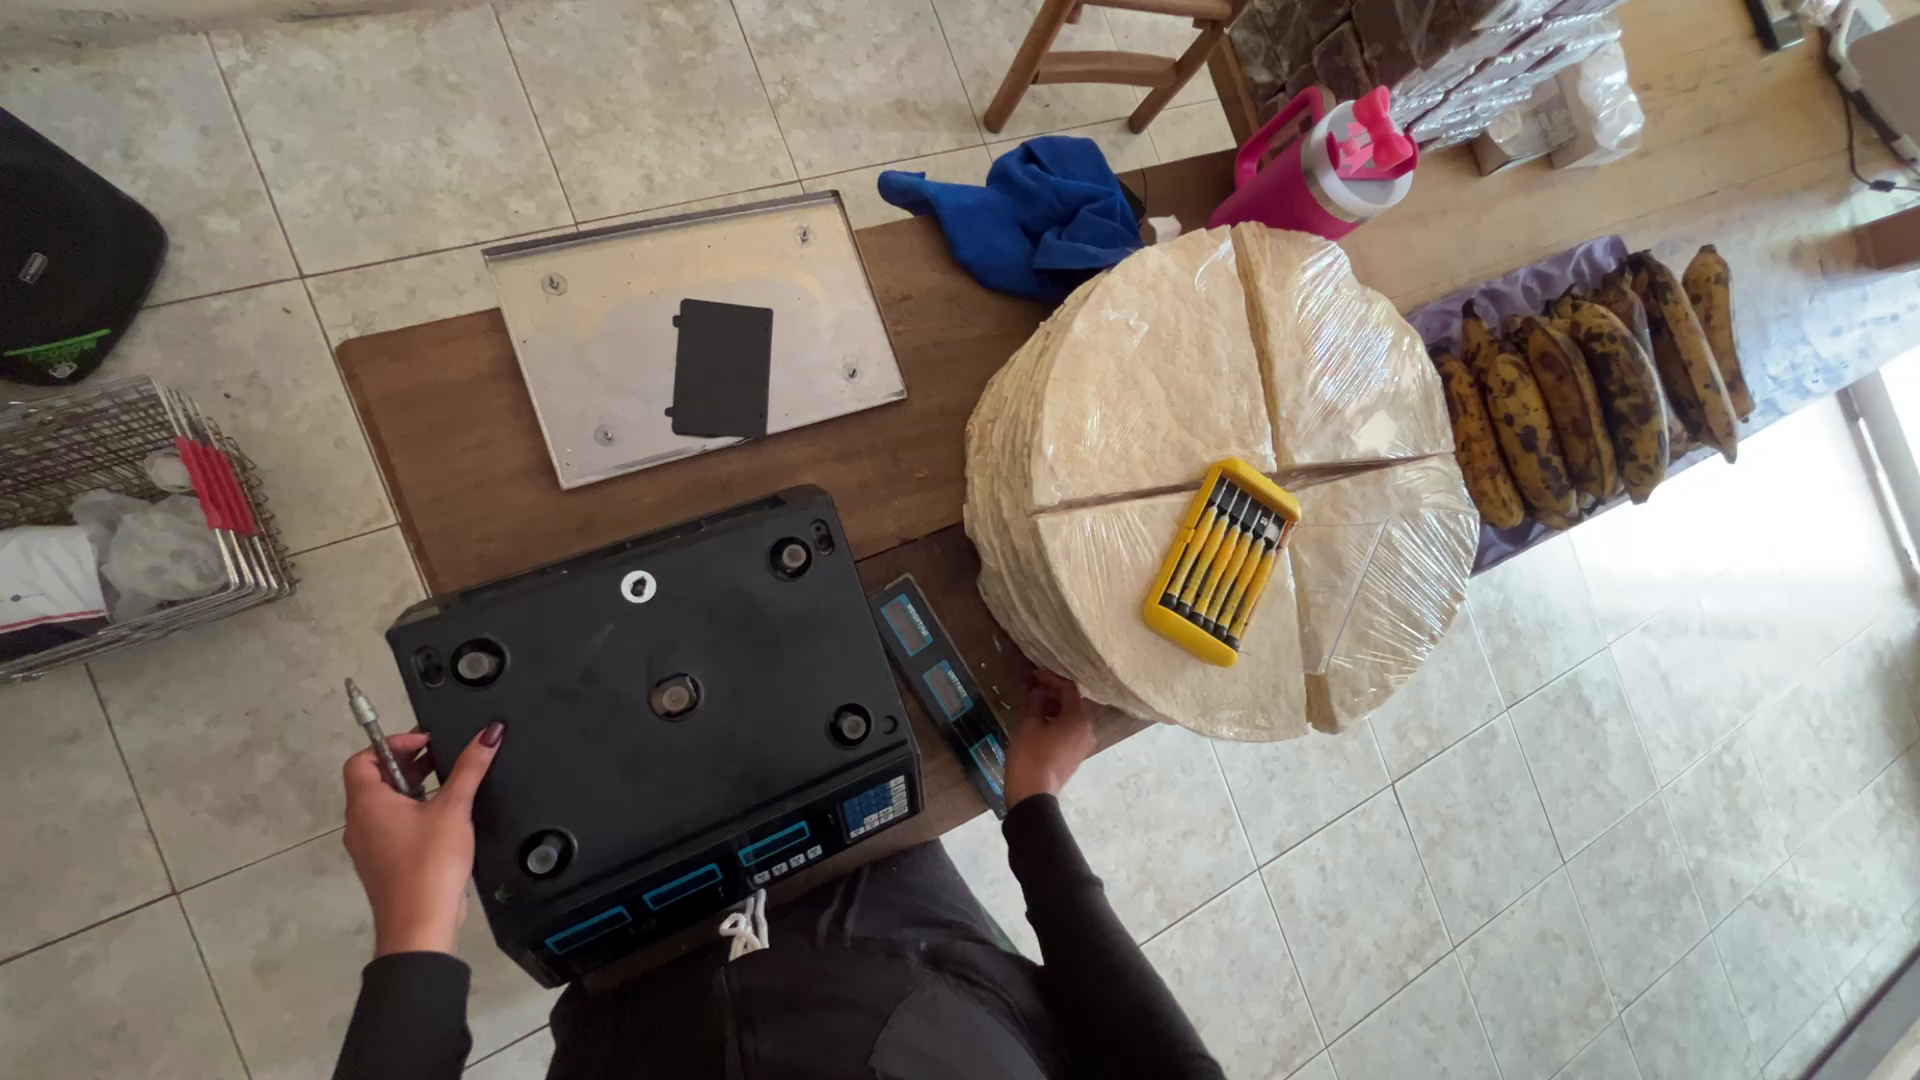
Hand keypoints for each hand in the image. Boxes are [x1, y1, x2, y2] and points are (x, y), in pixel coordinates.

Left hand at [341, 721, 502, 957]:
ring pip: (385, 802)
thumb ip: (471, 767)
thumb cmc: (430, 861)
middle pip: (374, 778)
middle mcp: (360, 822)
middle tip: (445, 753)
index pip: (362, 760)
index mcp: (367, 804)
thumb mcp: (454, 807)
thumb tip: (490, 732)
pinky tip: (446, 812)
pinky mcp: (384, 860)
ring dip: (413, 784)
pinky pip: (392, 822)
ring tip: (451, 778)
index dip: (392, 744)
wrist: (420, 921)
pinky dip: (414, 807)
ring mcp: (369, 844)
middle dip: (408, 760)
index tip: (428, 741)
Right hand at [1004, 670, 1095, 807]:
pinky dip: (1056, 722)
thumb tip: (1039, 691)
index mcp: (1079, 719)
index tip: (1034, 675)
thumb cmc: (1030, 756)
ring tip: (1033, 703)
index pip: (1068, 689)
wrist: (1033, 795)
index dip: (1050, 679)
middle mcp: (1087, 730)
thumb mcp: (1030, 724)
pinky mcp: (1075, 756)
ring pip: (1070, 718)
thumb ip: (1036, 702)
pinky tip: (1040, 721)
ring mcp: (1083, 745)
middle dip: (1052, 693)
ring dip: (1054, 707)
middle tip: (1032, 687)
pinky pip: (1069, 731)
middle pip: (1072, 703)